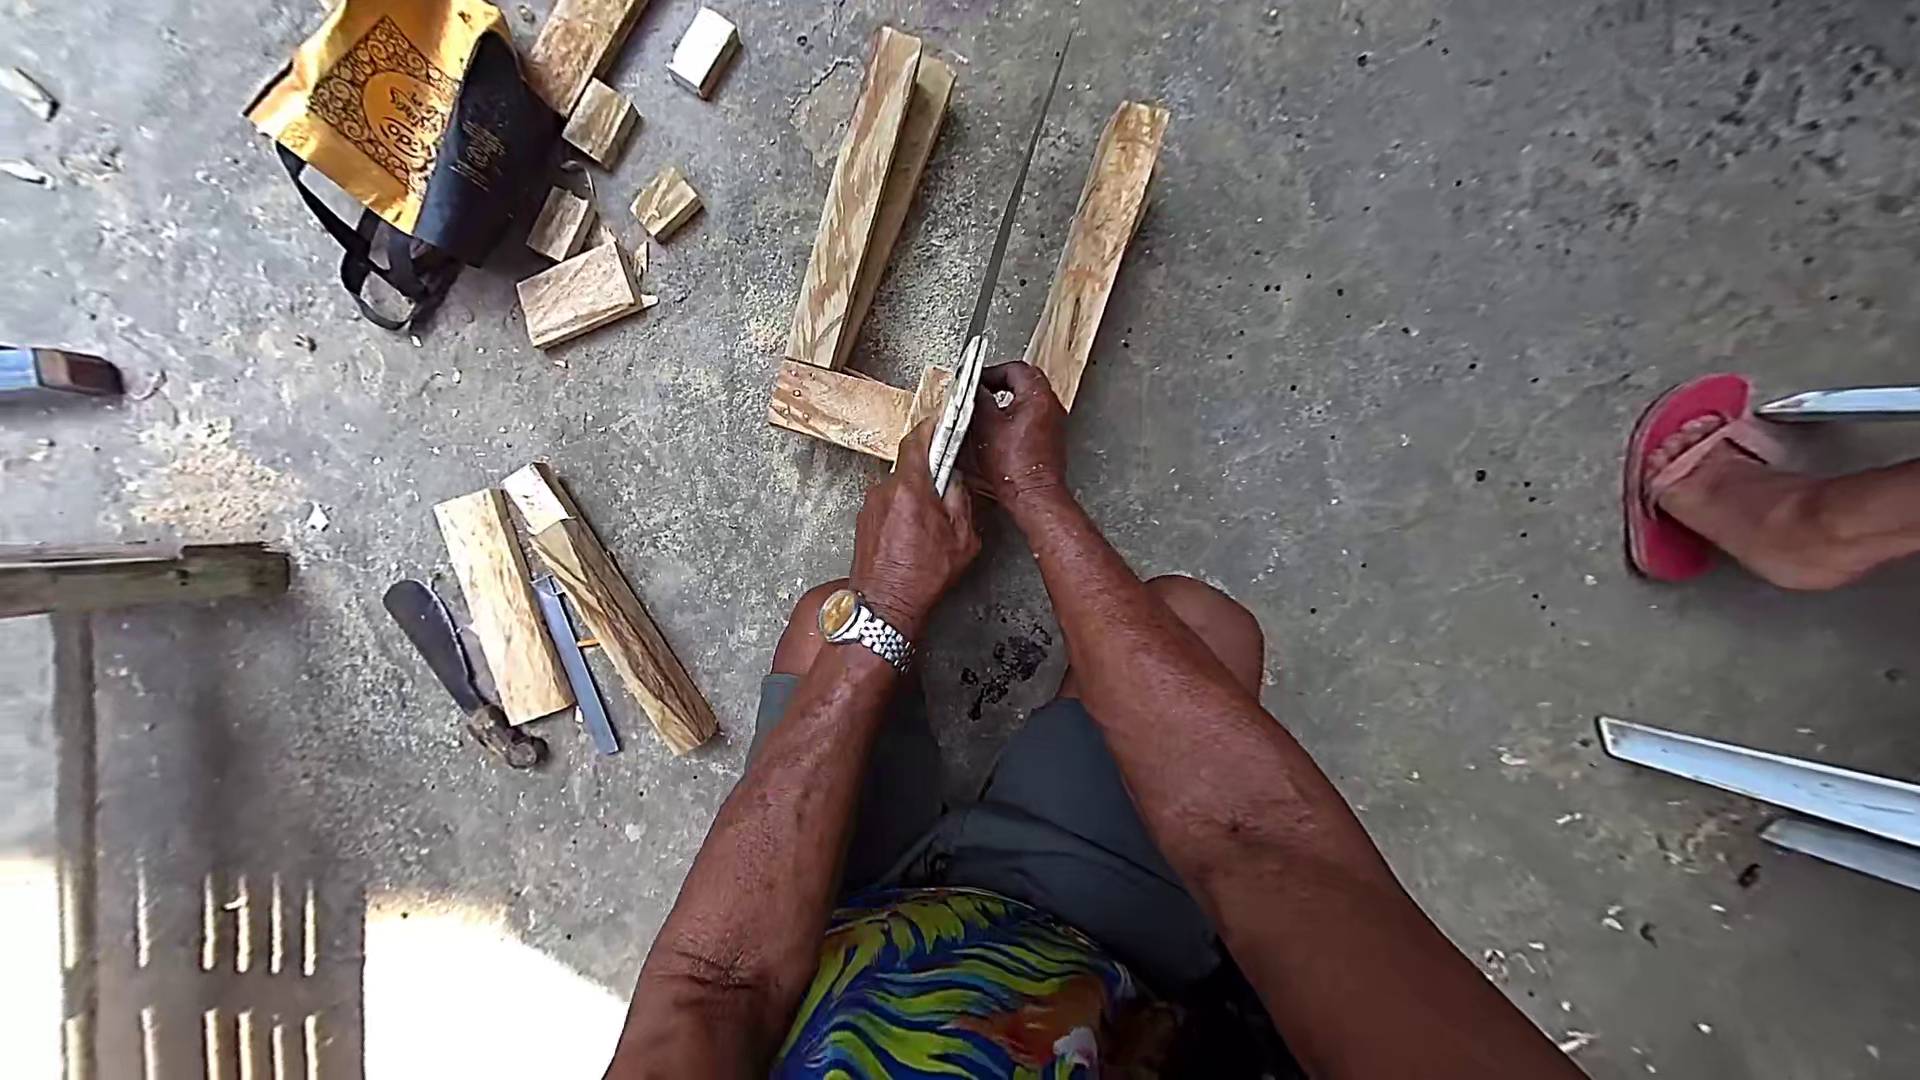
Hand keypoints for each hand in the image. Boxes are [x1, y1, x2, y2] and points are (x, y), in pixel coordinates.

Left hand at [850, 417, 980, 637]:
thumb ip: (961, 500)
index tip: (943, 423)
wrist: (884, 605)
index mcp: (910, 488)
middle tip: (946, 491)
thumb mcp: (962, 539)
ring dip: (915, 495)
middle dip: (929, 473)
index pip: (917, 440)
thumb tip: (956, 480)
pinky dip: (901, 510)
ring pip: (898, 486)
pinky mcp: (863, 519)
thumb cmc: (921, 577)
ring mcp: (870, 505)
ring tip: (929, 523)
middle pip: (909, 465)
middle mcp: (884, 490)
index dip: (932, 428)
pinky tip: (912, 534)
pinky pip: (887, 503)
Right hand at [968, 361, 1068, 510]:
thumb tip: (974, 389)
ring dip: (1007, 402)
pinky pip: (1031, 419)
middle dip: (1000, 385)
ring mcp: (1053, 423)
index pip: (1015, 368)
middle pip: (1024, 382)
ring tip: (988, 413)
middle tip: (982, 393)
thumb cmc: (1014, 466)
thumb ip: (979, 400)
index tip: (975, 382)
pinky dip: (1014, 419)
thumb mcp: (986, 426)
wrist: (1032, 494)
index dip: (991, 373)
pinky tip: (999, 432)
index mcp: (1038, 396)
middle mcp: (1051, 406)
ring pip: (1028, 401)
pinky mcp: (1050, 440)